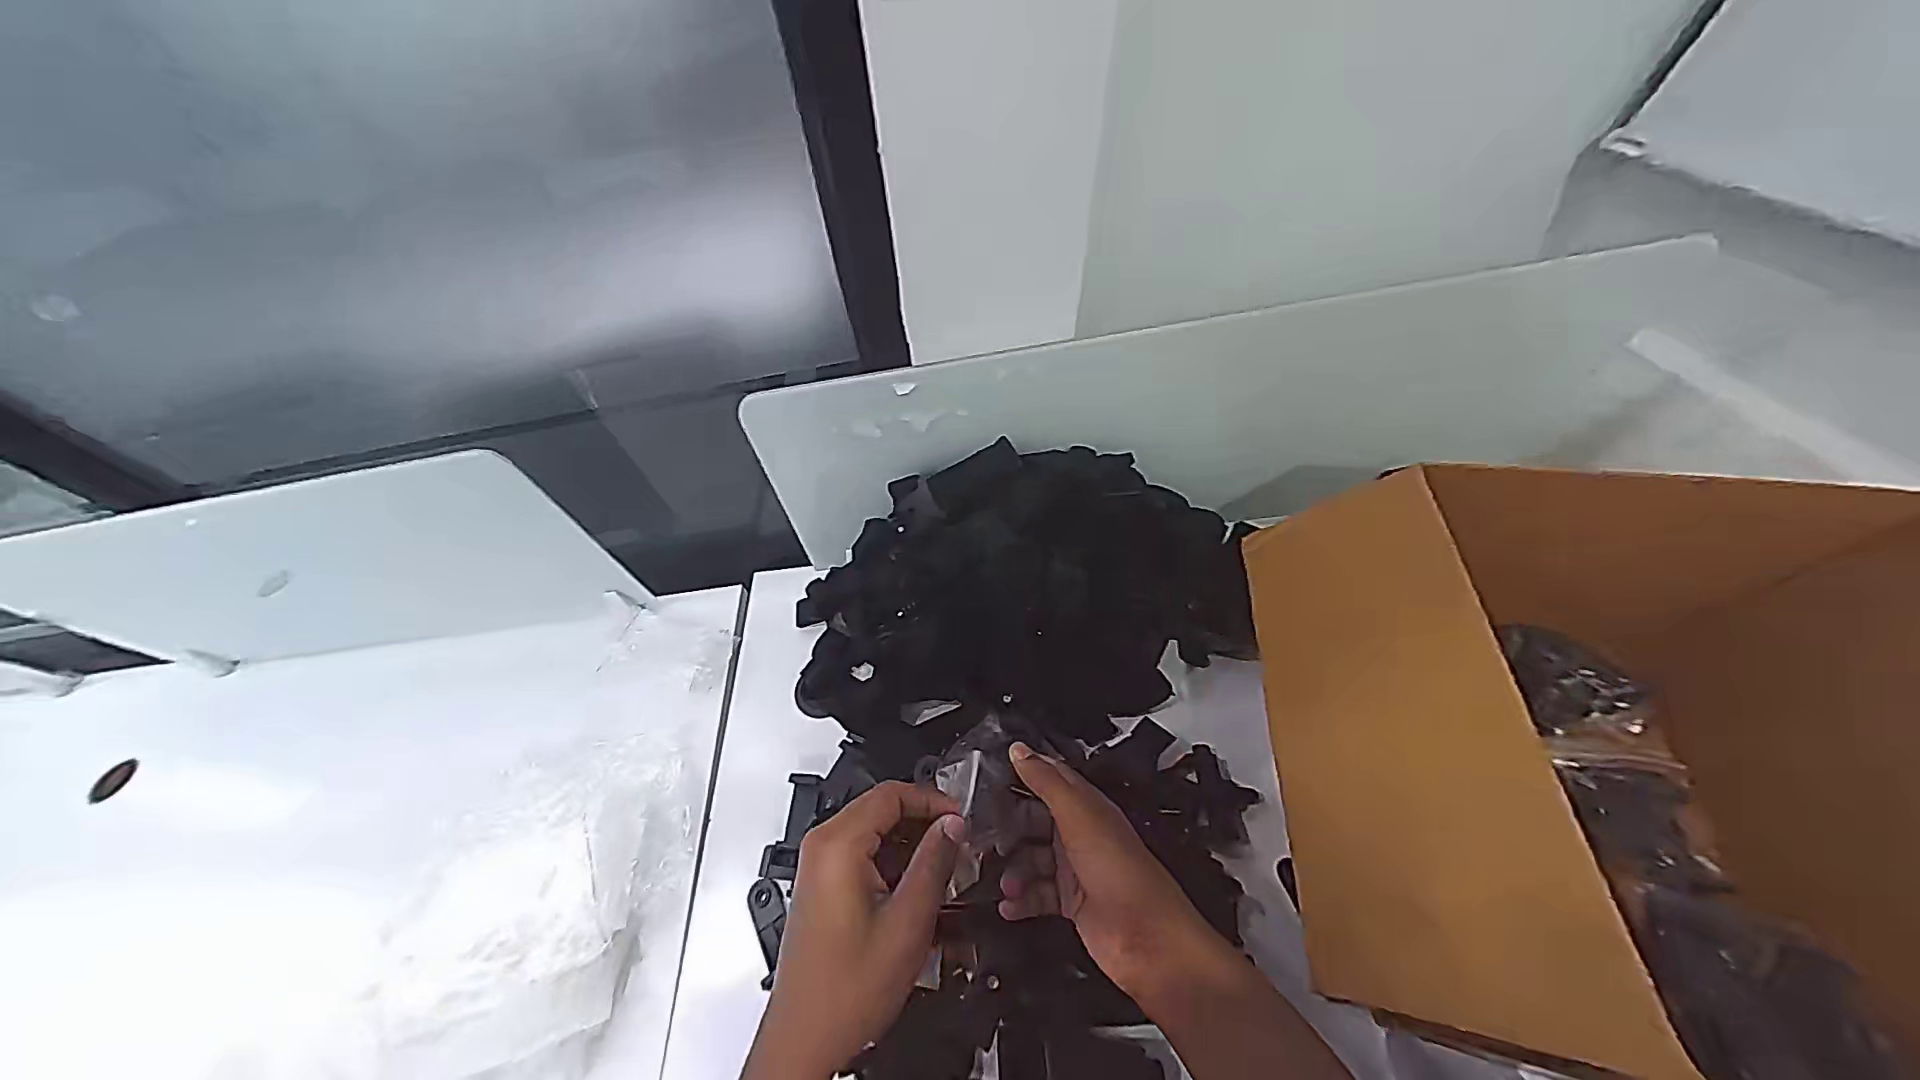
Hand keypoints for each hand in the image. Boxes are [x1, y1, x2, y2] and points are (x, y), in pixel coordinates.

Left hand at [741, 782, 964, 1079]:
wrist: (806, 1038)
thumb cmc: (842, 993)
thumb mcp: (907, 921)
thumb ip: (934, 863)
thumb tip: (952, 825)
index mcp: (837, 845)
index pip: (892, 793)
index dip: (933, 800)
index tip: (959, 817)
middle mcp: (822, 847)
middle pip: (883, 808)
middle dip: (924, 822)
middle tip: (956, 842)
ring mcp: (820, 865)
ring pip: (875, 830)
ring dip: (911, 844)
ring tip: (942, 870)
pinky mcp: (824, 883)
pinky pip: (865, 852)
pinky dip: (894, 861)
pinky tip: (916, 889)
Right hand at [998, 743, 1242, 1006]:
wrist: (1149, 941)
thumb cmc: (1127, 877)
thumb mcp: (1079, 817)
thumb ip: (1047, 782)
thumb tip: (1021, 751)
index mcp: (1087, 807)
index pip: (1050, 779)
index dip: (1022, 776)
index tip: (991, 779)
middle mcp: (1081, 835)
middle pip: (1035, 821)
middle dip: (1009, 827)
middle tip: (985, 834)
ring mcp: (1076, 870)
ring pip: (1033, 860)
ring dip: (1014, 868)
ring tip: (1004, 878)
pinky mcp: (1072, 903)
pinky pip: (1037, 896)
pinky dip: (1021, 900)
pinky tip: (1009, 904)